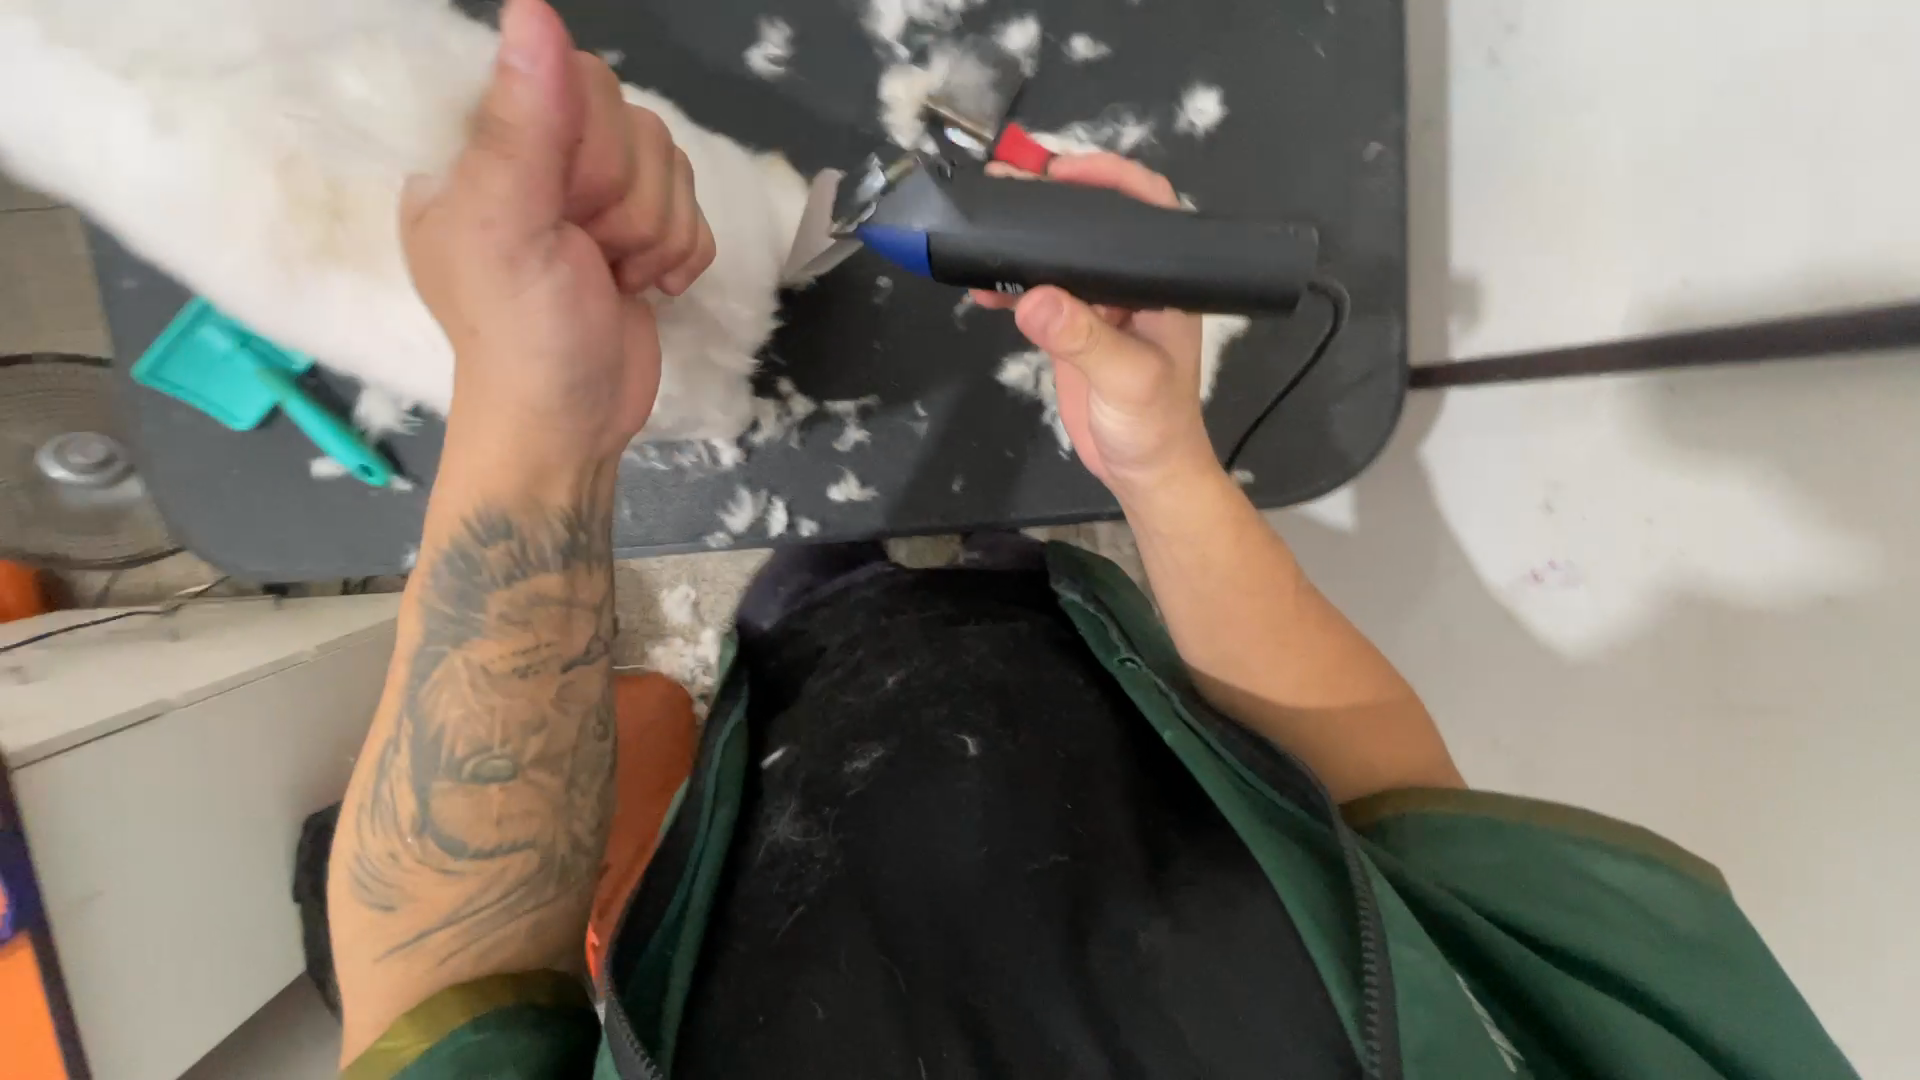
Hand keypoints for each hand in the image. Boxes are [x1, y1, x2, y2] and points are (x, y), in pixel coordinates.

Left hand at [400, 0, 715, 466]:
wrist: (573, 422)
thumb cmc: (525, 335)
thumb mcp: (508, 229)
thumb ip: (522, 124)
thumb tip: (536, 8)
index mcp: (489, 143)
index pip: (574, 80)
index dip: (594, 147)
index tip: (571, 210)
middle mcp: (546, 159)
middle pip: (637, 125)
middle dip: (632, 204)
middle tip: (593, 254)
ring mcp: (600, 202)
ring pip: (673, 169)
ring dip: (660, 235)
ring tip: (620, 277)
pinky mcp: (646, 239)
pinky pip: (696, 212)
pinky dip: (685, 256)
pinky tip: (651, 287)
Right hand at [972, 155, 1218, 499]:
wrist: (1142, 473)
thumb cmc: (1154, 425)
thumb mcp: (1128, 379)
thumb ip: (1084, 338)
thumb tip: (1032, 298)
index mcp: (1161, 283)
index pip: (1144, 209)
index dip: (1107, 178)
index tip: (1060, 171)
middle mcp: (1131, 286)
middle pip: (1092, 227)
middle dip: (1050, 204)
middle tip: (1004, 187)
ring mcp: (1098, 310)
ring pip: (1060, 261)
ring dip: (1023, 245)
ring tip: (980, 228)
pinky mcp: (1071, 335)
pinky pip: (1038, 299)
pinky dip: (1009, 290)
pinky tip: (979, 287)